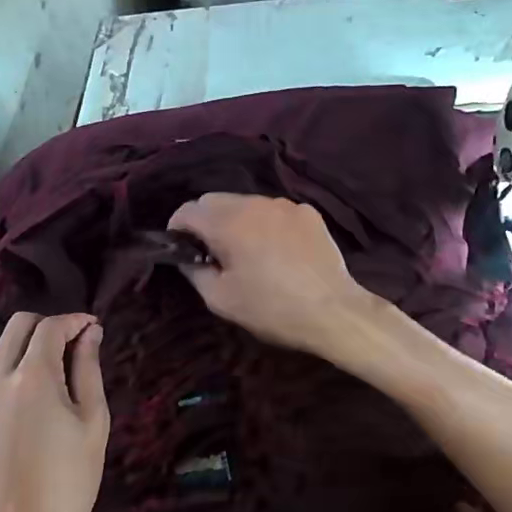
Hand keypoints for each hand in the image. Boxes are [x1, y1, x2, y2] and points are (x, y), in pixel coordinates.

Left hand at [0, 313, 107, 511]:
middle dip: (50, 324)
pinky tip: (47, 389)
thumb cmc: (68, 481)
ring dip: (34, 344)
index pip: (49, 327)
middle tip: (80, 342)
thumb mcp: (92, 422)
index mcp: (30, 376)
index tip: (97, 326)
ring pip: (5, 348)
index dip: (75, 320)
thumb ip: (89, 370)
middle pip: (19, 326)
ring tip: (68, 366)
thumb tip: (90, 334)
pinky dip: (21, 365)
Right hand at [167, 194, 377, 359]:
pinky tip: (277, 250)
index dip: (177, 228)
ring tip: (247, 252)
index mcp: (228, 223)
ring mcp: (284, 205)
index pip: (188, 210)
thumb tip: (186, 257)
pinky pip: (274, 211)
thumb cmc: (271, 309)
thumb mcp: (221, 300)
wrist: (333, 312)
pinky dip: (266, 224)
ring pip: (246, 203)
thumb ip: (194, 271)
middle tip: (213, 253)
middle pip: (215, 200)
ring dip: (237, 221)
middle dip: (206, 221)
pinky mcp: (307, 212)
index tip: (181, 248)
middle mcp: (254, 203)